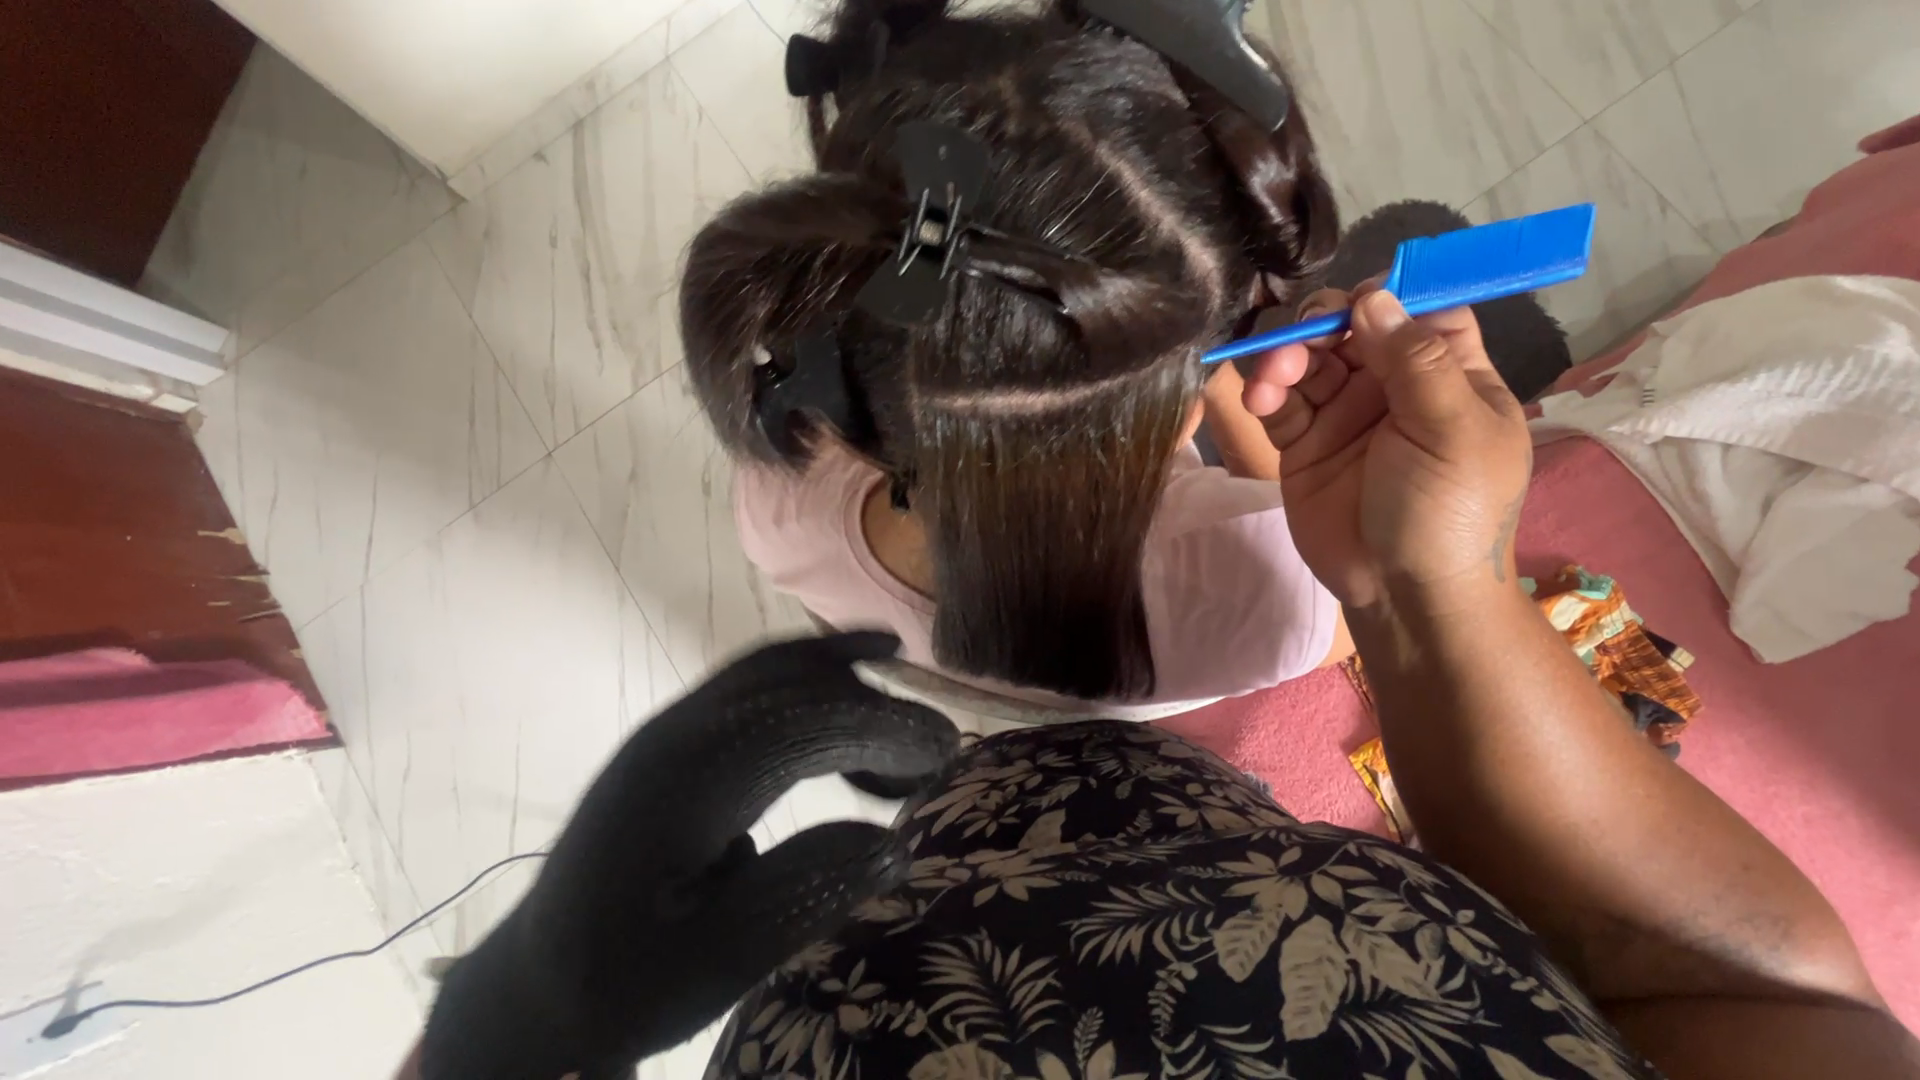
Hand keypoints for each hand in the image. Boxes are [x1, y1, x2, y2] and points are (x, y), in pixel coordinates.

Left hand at [415, 633, 958, 1079]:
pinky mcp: (680, 741)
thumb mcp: (710, 969)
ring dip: (841, 674)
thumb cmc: (622, 982)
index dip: (879, 728)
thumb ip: (801, 899)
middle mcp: (678, 735)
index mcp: (682, 784)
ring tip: (904, 685)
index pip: (798, 723)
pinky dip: (808, 676)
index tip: (943, 751)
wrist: (540, 980)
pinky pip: (755, 687)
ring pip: (770, 672)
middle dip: (871, 702)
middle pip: (788, 683)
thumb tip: (892, 843)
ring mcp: (674, 731)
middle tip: (938, 744)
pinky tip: (843, 673)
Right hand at [1243, 286, 1532, 611]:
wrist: (1401, 590)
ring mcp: (1343, 416)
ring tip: (1272, 378)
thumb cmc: (1447, 509)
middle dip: (1322, 326)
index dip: (1389, 298)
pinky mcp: (1302, 445)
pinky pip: (1280, 405)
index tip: (1358, 302)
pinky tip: (1261, 400)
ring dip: (1286, 358)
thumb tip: (1374, 298)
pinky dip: (1265, 395)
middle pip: (1352, 330)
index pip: (1420, 312)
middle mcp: (1392, 388)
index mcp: (1447, 377)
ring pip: (1309, 363)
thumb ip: (1416, 361)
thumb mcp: (1451, 430)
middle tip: (1300, 340)